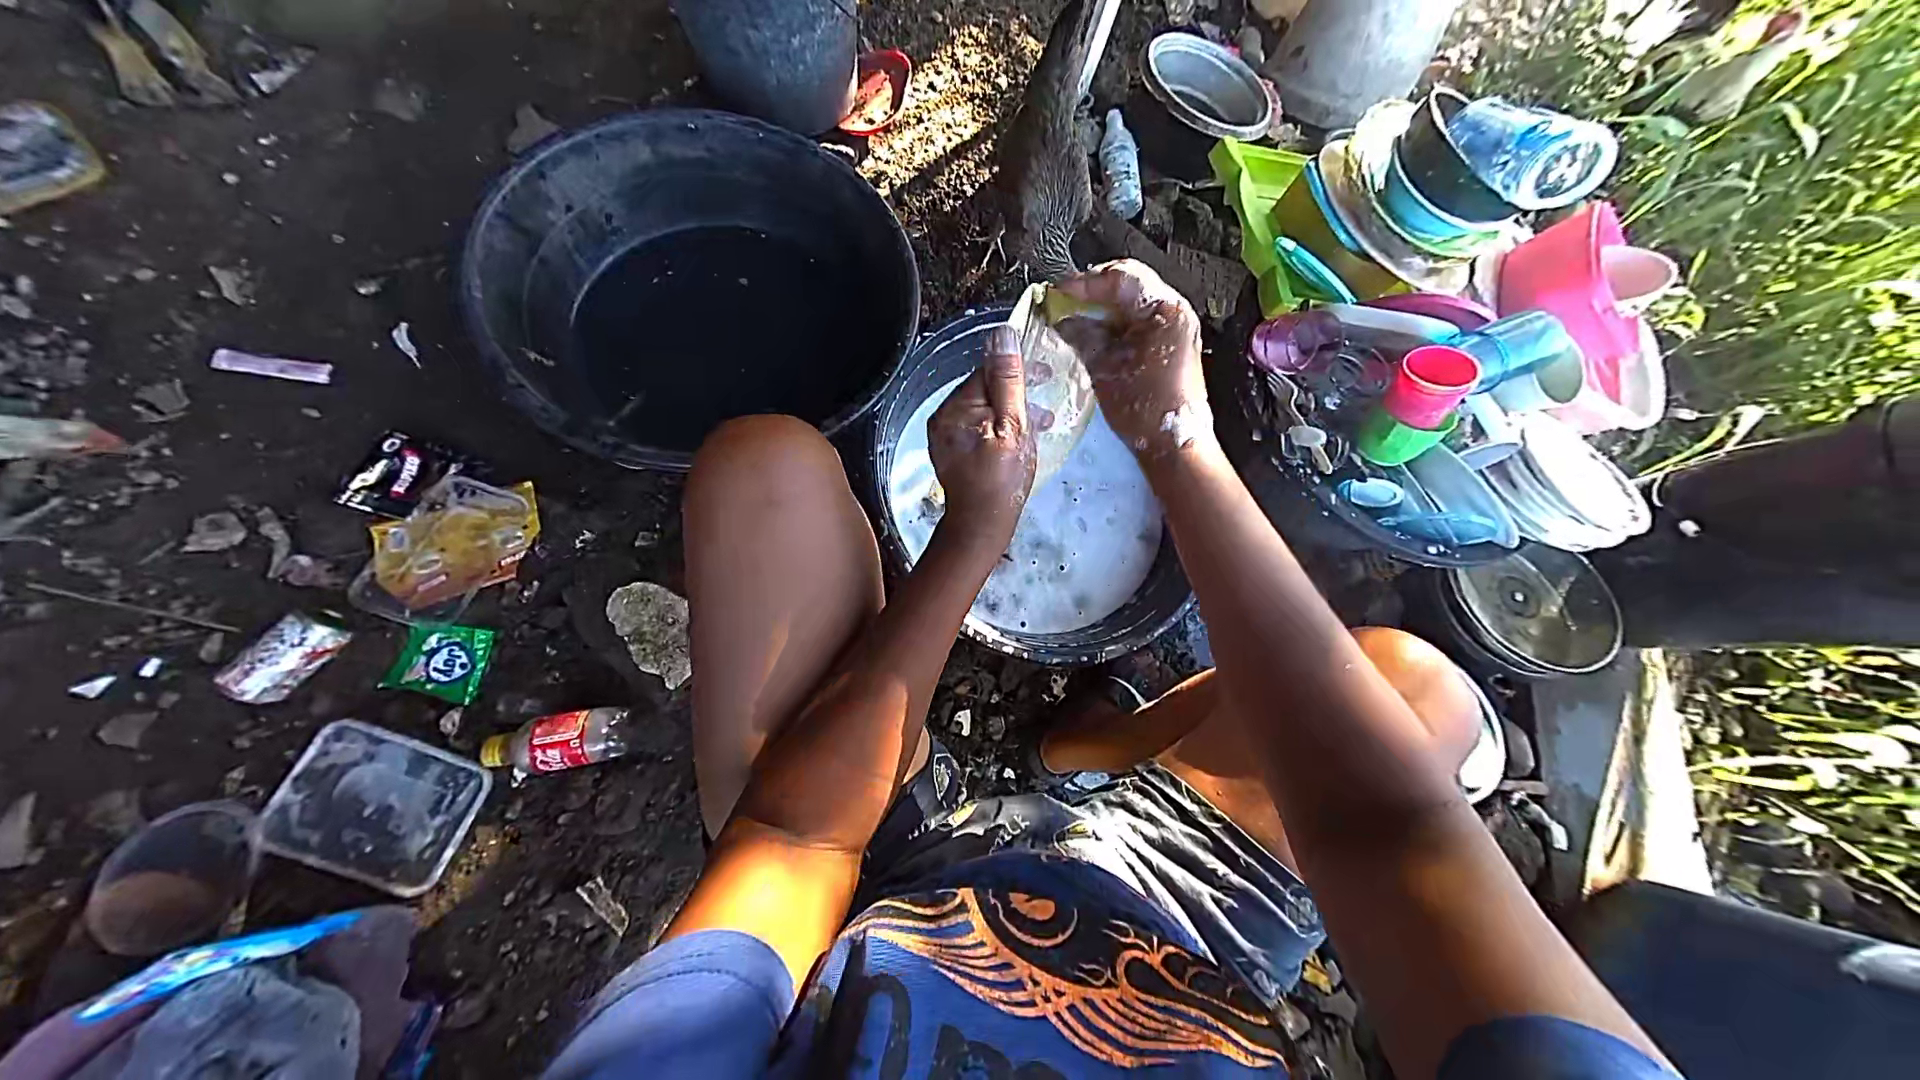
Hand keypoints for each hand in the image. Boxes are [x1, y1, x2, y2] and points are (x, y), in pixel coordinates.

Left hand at [928, 325, 1035, 549]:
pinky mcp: (954, 453)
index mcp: (954, 408)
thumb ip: (1008, 382)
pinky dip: (1001, 429)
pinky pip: (979, 429)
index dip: (1017, 370)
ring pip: (984, 411)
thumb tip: (1003, 334)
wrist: (981, 528)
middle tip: (1044, 407)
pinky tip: (1018, 441)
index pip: (986, 372)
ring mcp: (947, 437)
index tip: (1044, 374)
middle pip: (984, 390)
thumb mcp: (1012, 427)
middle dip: (1017, 395)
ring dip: (1012, 414)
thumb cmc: (1000, 481)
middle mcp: (944, 418)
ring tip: (1039, 426)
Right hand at [1052, 260, 1211, 459]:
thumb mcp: (1104, 370)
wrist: (1173, 445)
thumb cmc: (1147, 412)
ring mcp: (1173, 327)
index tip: (1057, 294)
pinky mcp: (1167, 343)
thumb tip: (1061, 319)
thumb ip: (1081, 337)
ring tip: (1072, 320)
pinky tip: (1091, 336)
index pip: (1120, 278)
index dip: (1084, 283)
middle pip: (1127, 283)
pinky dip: (1111, 324)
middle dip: (1091, 292)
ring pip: (1129, 302)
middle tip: (1062, 303)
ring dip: (1099, 308)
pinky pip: (1135, 321)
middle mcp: (1174, 312)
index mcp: (1165, 310)